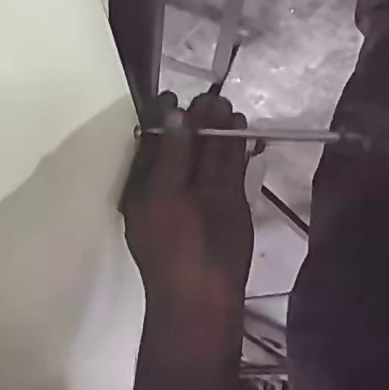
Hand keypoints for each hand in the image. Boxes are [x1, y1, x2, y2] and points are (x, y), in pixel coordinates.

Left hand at [124, 92, 253, 389]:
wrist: (202, 294)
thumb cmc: (173, 246)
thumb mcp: (163, 196)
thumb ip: (172, 155)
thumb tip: (176, 114)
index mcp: (146, 186)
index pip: (154, 142)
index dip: (164, 118)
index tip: (173, 95)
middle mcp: (174, 184)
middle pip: (186, 143)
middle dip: (197, 119)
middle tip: (210, 97)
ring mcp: (203, 191)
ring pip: (210, 152)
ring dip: (219, 130)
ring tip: (227, 106)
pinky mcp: (229, 200)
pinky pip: (231, 166)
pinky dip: (237, 147)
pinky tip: (241, 129)